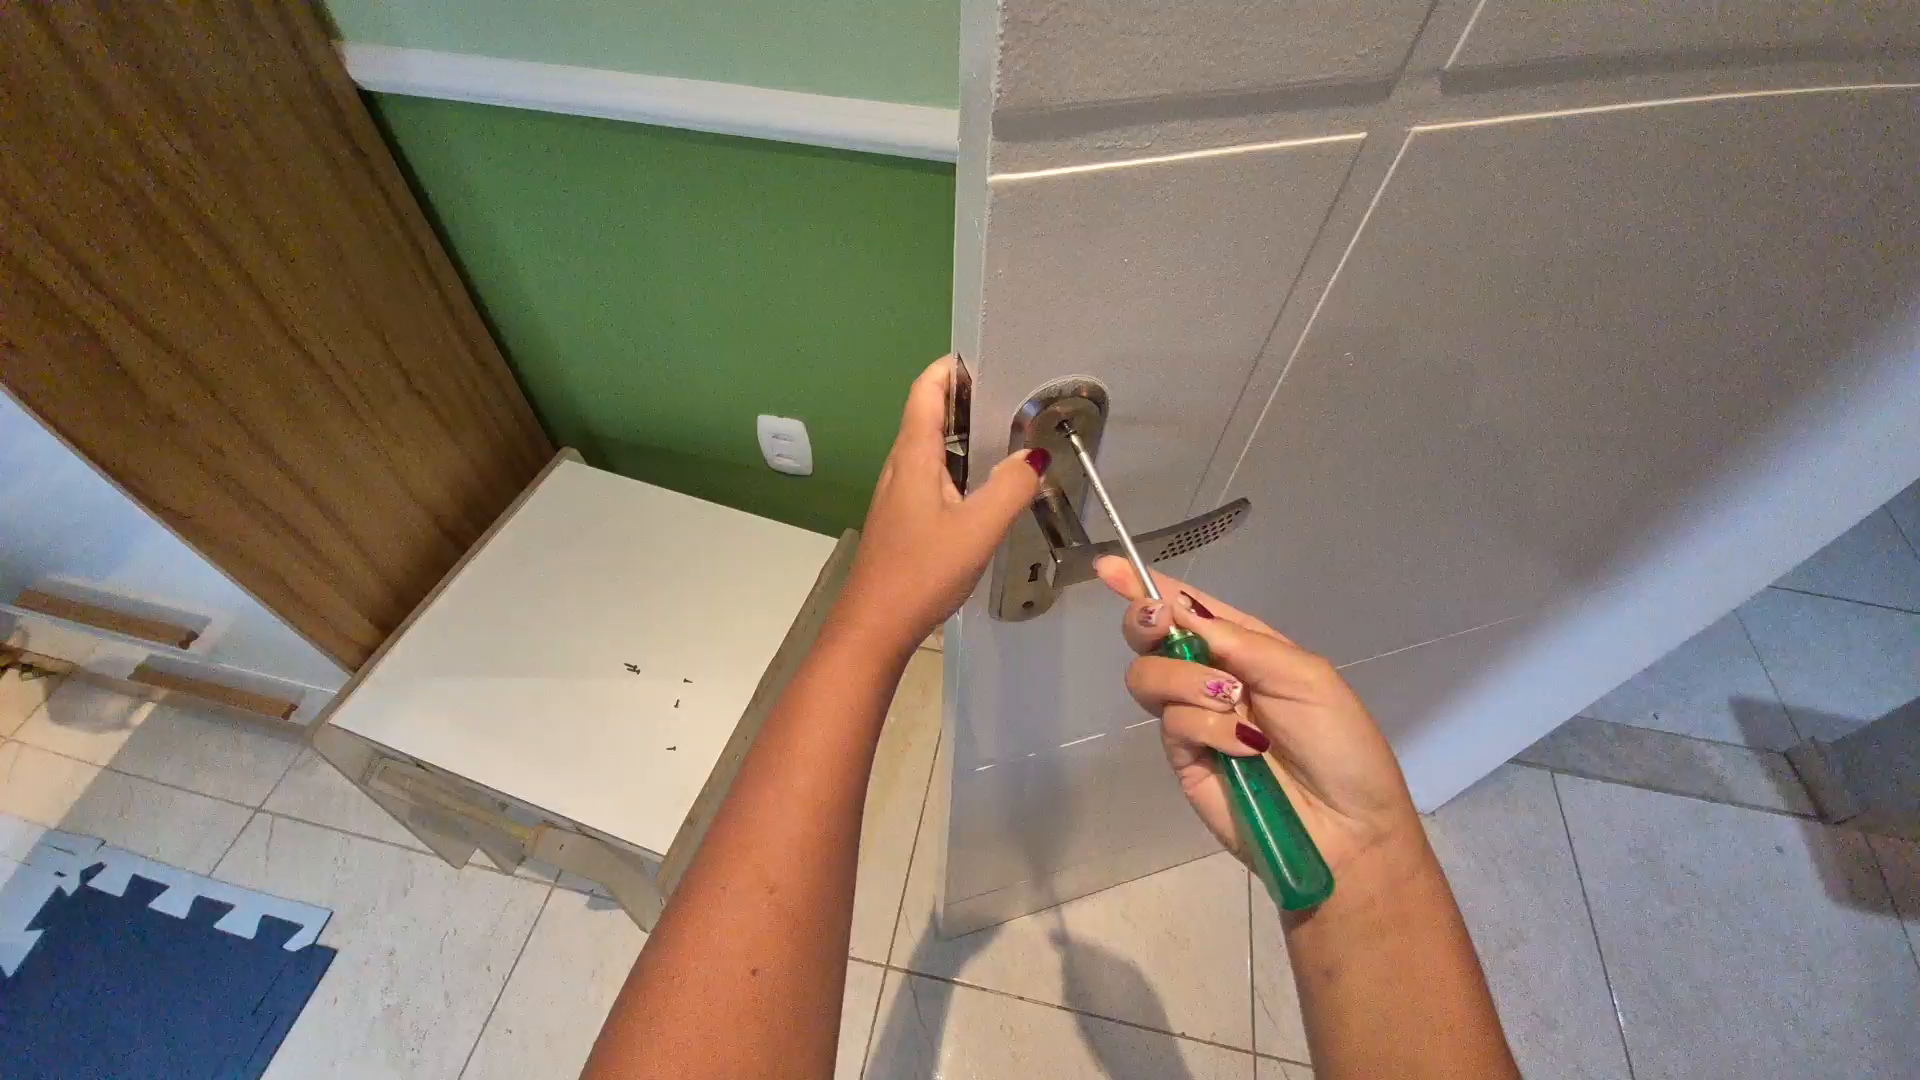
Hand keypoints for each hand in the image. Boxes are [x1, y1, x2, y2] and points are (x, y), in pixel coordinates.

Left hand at [831, 357, 1045, 652]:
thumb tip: (1034, 453)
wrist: (875, 624)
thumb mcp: (978, 529)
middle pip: (928, 414)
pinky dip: (958, 465)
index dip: (951, 366)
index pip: (926, 390)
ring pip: (931, 448)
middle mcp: (901, 466)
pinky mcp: (903, 517)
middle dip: (966, 397)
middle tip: (1013, 395)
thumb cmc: (922, 571)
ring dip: (964, 434)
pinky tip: (984, 485)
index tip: (988, 356)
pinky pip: (932, 475)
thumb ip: (1011, 487)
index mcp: (914, 456)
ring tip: (1008, 433)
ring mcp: (899, 493)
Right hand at [1095, 557, 1423, 880]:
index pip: (1188, 609)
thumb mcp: (1304, 675)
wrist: (1346, 831)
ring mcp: (1192, 716)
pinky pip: (1171, 722)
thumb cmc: (1340, 744)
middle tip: (1159, 624)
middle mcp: (1209, 676)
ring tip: (1231, 702)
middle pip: (1151, 638)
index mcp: (1242, 648)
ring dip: (1186, 680)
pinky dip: (1207, 727)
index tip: (1109, 568)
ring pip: (1148, 676)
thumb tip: (1178, 610)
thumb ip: (1239, 641)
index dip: (1146, 586)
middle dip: (1147, 623)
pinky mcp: (1182, 755)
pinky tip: (1241, 748)